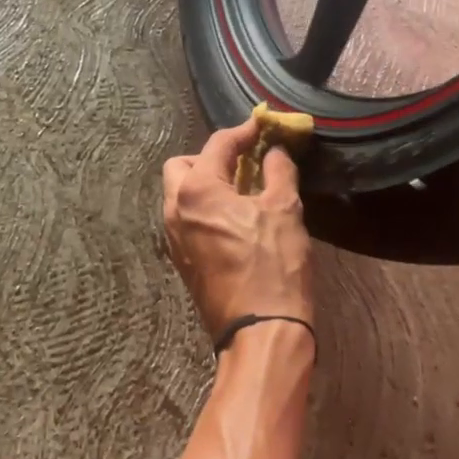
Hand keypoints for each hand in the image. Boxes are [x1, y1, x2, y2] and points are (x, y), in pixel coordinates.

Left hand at [161, 120, 312, 339]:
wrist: (262, 333)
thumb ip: (277, 170)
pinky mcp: (182, 261)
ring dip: (205, 184)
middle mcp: (175, 210)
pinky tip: (235, 219)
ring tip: (242, 190)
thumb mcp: (284, 209)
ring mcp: (174, 238)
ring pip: (180, 194)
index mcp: (197, 190)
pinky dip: (204, 209)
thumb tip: (274, 150)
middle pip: (182, 166)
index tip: (263, 125)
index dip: (243, 131)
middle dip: (209, 158)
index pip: (217, 144)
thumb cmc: (274, 266)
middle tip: (242, 163)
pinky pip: (186, 220)